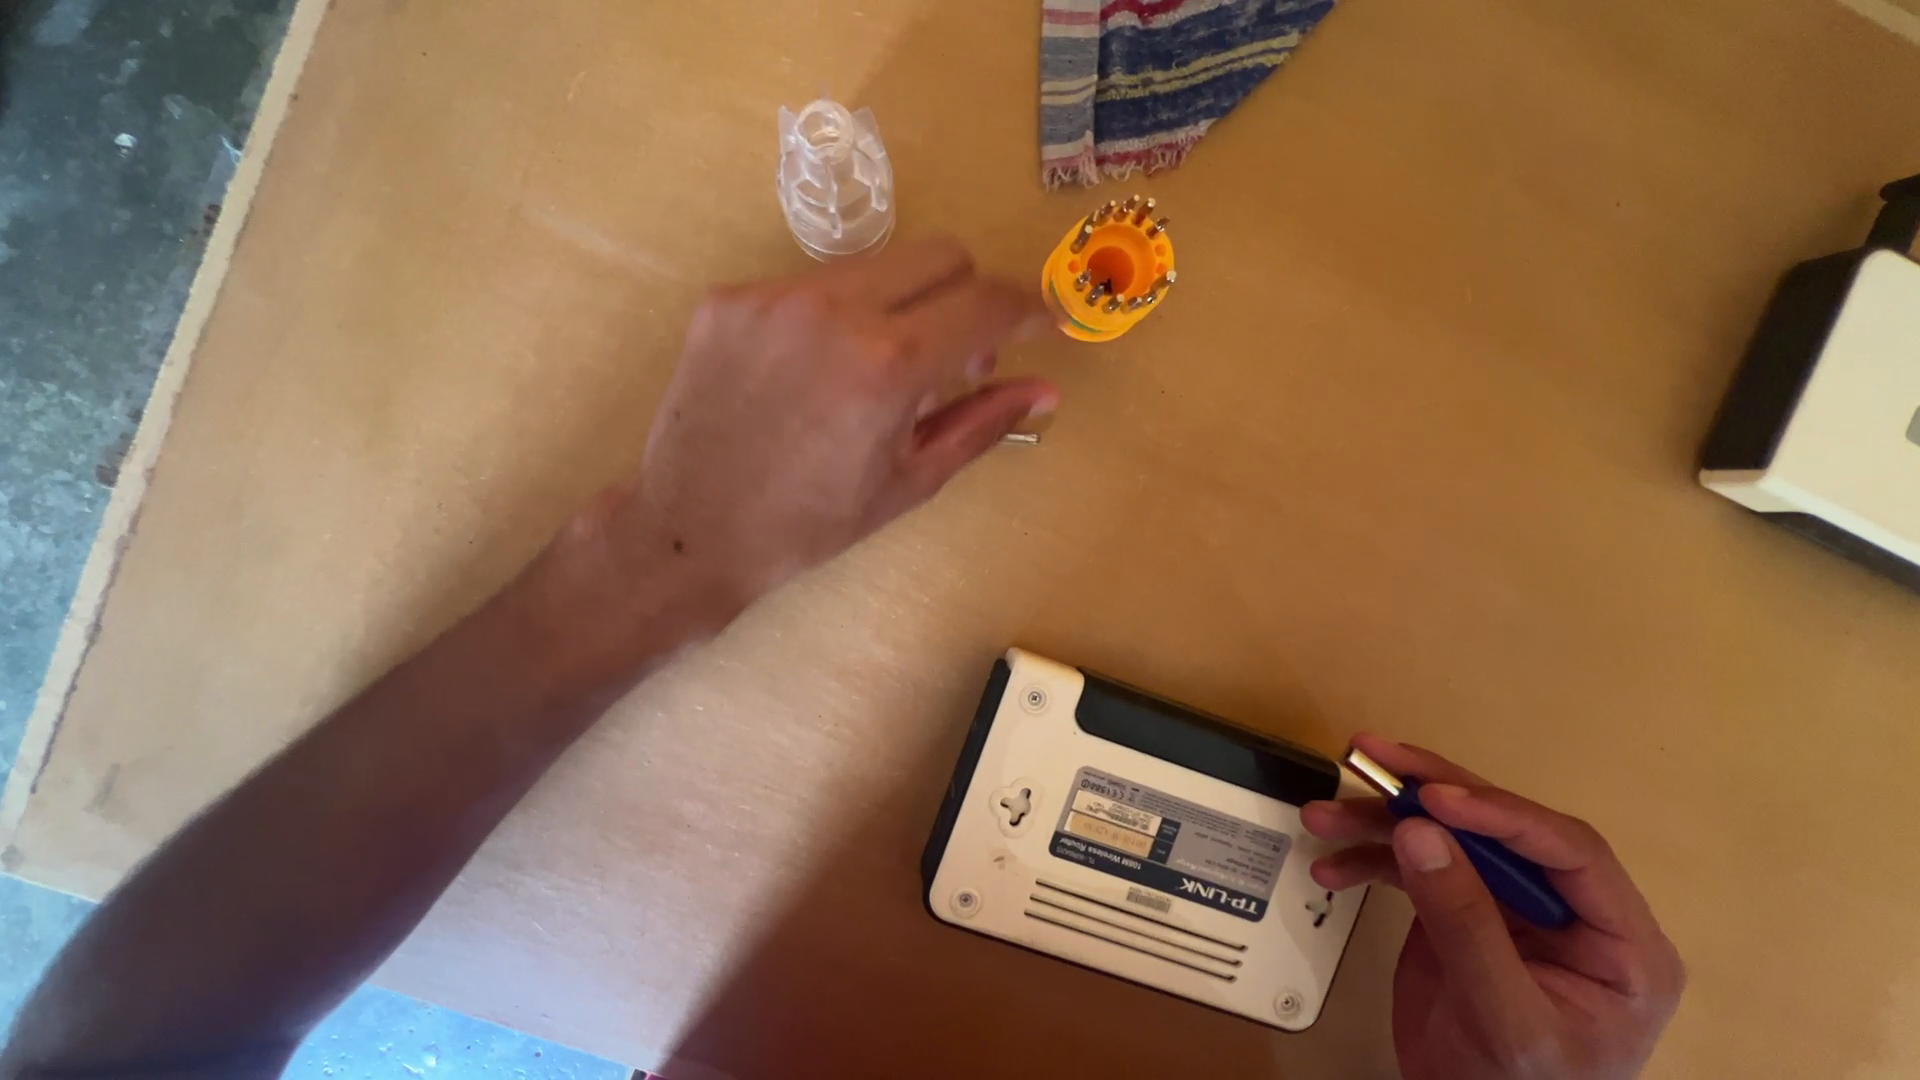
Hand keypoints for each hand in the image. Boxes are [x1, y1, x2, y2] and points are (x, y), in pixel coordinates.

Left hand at [589, 238, 1058, 617]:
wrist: (690, 531)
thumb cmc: (811, 524)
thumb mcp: (909, 481)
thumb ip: (981, 423)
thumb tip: (1044, 389)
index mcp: (888, 365)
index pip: (985, 301)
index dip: (1028, 309)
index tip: (1040, 325)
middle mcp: (833, 310)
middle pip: (940, 255)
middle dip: (969, 295)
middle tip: (959, 356)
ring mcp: (774, 296)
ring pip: (873, 267)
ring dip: (901, 307)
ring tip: (879, 372)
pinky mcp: (729, 299)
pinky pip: (811, 285)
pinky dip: (837, 319)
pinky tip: (816, 372)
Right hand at [1302, 734, 1683, 1079]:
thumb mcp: (1502, 1016)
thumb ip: (1466, 925)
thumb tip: (1418, 831)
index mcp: (1618, 941)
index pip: (1568, 850)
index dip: (1501, 813)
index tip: (1433, 796)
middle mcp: (1564, 909)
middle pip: (1495, 827)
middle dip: (1425, 794)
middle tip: (1369, 757)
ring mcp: (1506, 905)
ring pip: (1444, 837)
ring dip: (1378, 822)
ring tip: (1322, 816)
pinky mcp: (1456, 908)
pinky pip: (1410, 866)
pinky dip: (1366, 860)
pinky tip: (1331, 869)